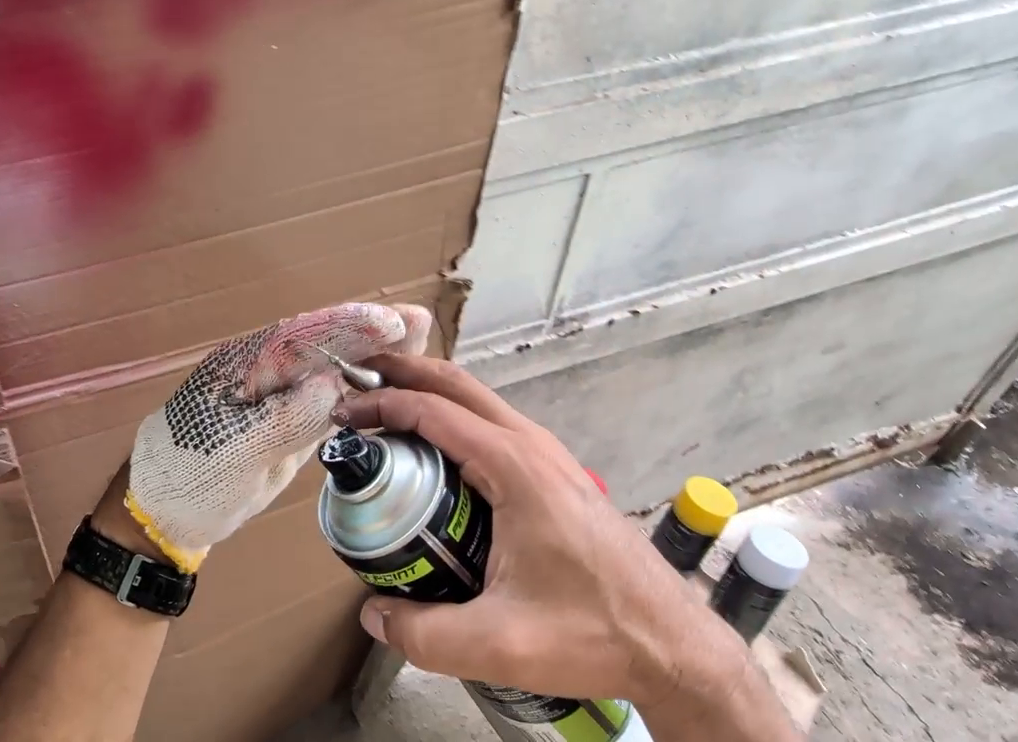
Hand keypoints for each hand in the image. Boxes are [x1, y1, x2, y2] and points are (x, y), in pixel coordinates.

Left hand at [116, 302, 433, 570]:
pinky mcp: (286, 425)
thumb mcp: (235, 449)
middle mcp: (263, 374)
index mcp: (243, 367)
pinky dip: (357, 391)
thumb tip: (333, 384)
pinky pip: (326, 403)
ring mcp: (276, 399)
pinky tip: (385, 384)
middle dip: (367, 333)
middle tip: (418, 321)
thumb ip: (284, 417)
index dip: (346, 328)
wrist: (168, 515)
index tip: (389, 322)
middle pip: (322, 347)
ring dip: (370, 358)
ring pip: (329, 372)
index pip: (301, 339)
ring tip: (416, 339)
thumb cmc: (190, 478)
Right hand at [334, 355, 751, 708]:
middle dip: (400, 372)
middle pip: (456, 383)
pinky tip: (433, 447)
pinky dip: (452, 414)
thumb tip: (373, 614)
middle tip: (355, 380)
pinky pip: (492, 422)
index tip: (343, 415)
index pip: (433, 412)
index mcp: (515, 469)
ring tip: (384, 407)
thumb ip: (424, 633)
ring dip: (427, 390)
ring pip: (477, 398)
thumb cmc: (594, 634)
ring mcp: (548, 456)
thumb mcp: (499, 644)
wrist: (673, 645)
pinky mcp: (554, 473)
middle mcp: (532, 447)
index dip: (380, 406)